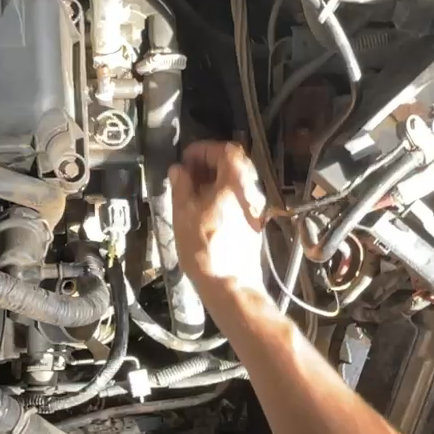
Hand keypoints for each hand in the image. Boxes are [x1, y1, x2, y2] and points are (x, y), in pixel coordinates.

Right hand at [169, 141, 269, 308]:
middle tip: (188, 171)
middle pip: (234, 164)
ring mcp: (255, 208)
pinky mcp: (254, 223)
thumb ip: (181, 186)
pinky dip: (222, 194)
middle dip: (209, 163)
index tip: (186, 157)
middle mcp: (251, 192)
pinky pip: (238, 198)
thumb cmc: (205, 250)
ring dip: (215, 179)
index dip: (204, 149)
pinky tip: (204, 207)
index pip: (226, 150)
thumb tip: (178, 171)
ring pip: (237, 181)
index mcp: (236, 183)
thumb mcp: (183, 214)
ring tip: (192, 190)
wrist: (230, 284)